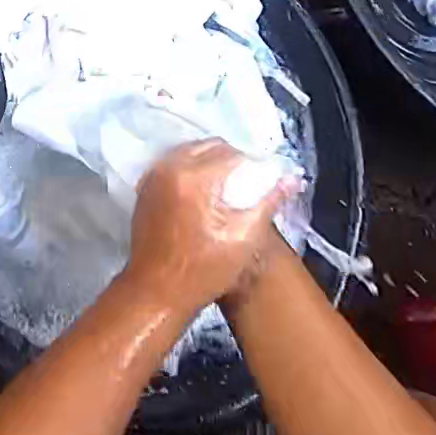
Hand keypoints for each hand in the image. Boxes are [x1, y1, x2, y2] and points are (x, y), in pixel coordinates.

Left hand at [120, 140, 299, 313]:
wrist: (157, 288)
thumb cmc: (203, 270)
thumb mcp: (243, 239)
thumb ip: (267, 203)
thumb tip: (290, 179)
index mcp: (192, 178)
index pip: (231, 154)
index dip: (255, 164)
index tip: (269, 178)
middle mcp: (168, 167)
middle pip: (208, 146)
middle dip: (233, 158)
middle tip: (252, 180)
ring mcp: (153, 173)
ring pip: (190, 151)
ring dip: (212, 160)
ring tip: (232, 185)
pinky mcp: (146, 183)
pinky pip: (174, 161)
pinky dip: (192, 167)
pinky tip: (207, 189)